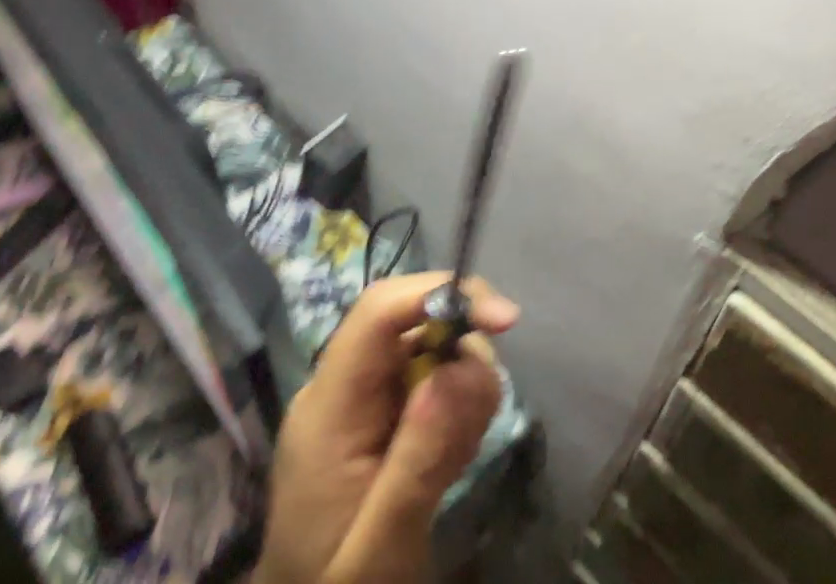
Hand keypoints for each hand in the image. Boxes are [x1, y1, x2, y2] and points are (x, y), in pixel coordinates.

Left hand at [255, 274, 518, 583]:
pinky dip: (456, 413)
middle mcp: (342, 389)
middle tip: (477, 425)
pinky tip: (446, 464)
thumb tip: (462, 365)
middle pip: (413, 326)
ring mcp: (360, 402)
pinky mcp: (378, 418)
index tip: (506, 321)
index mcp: (329, 406)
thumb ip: (421, 457)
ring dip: (463, 395)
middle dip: (462, 359)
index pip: (379, 312)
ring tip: (454, 463)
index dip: (443, 296)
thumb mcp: (383, 539)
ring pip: (430, 353)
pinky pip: (431, 385)